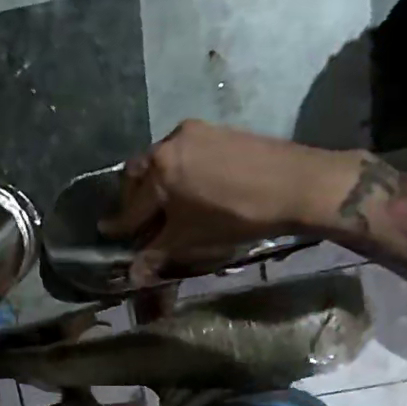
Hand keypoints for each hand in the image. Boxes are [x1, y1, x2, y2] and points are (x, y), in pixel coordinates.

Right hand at [101, 120, 362, 282]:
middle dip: (134, 198)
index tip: (108, 232)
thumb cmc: (236, 215)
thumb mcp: (191, 238)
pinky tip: (191, 188)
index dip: (120, 225)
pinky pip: (185, 152)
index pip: (131, 206)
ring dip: (157, 182)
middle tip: (138, 219)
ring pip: (161, 160)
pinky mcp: (217, 130)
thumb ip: (156, 253)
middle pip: (139, 174)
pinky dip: (179, 171)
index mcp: (157, 170)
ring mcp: (195, 132)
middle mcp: (169, 143)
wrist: (299, 185)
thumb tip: (133, 275)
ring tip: (166, 204)